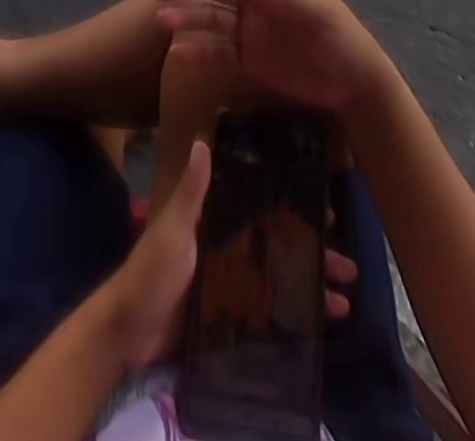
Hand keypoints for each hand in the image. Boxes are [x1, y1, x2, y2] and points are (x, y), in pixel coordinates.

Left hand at [101, 139, 359, 366]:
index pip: (266, 208)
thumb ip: (191, 192)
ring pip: (282, 279)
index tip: (327, 211)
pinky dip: (295, 315)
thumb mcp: (171, 229)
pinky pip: (271, 311)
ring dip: (313, 285)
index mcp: (219, 222)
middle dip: (316, 252)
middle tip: (349, 261)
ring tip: (346, 296)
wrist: (124, 335)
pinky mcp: (231, 314)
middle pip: (282, 246)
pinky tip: (324, 322)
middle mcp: (232, 248)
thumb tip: (203, 139)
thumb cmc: (149, 273)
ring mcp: (233, 283)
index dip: (297, 208)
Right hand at [152, 0, 398, 116]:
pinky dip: (197, 50)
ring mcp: (251, 30)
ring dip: (188, 17)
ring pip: (212, 18)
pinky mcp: (247, 58)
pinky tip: (178, 54)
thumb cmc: (342, 43)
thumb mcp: (322, 15)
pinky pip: (217, 51)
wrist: (352, 87)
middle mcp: (259, 1)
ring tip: (164, 21)